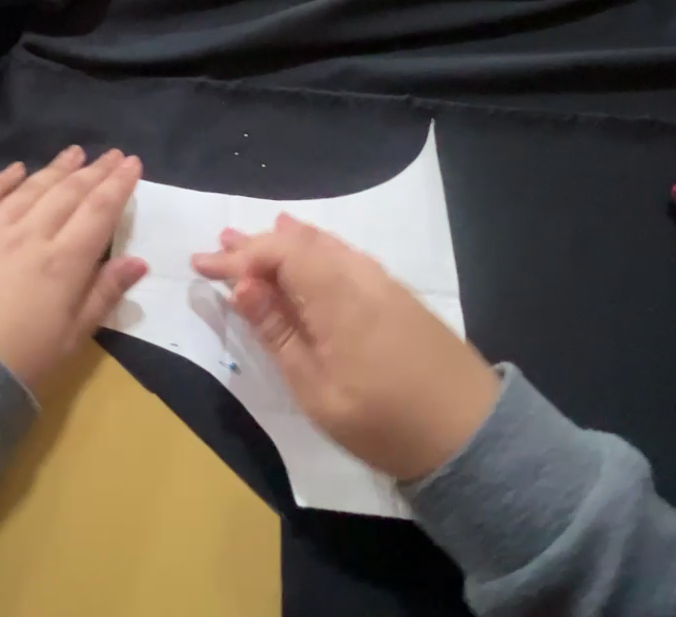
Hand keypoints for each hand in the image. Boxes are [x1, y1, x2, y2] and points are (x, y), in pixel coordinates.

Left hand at [0, 147, 148, 389]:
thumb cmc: (17, 363)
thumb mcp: (72, 338)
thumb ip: (104, 294)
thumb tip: (138, 261)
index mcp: (64, 262)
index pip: (99, 211)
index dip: (119, 185)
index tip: (133, 162)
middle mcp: (30, 235)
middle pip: (68, 193)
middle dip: (94, 171)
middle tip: (111, 153)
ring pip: (30, 189)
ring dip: (55, 168)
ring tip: (74, 152)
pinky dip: (1, 180)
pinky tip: (15, 169)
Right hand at [192, 214, 499, 480]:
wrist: (473, 437)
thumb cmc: (385, 421)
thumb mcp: (318, 389)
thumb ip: (278, 333)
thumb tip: (242, 286)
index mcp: (336, 296)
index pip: (278, 254)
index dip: (238, 257)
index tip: (202, 267)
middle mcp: (359, 275)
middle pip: (298, 243)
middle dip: (253, 245)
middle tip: (215, 245)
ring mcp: (381, 281)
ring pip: (322, 245)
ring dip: (281, 242)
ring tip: (247, 238)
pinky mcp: (395, 293)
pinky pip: (343, 255)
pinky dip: (312, 248)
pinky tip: (304, 247)